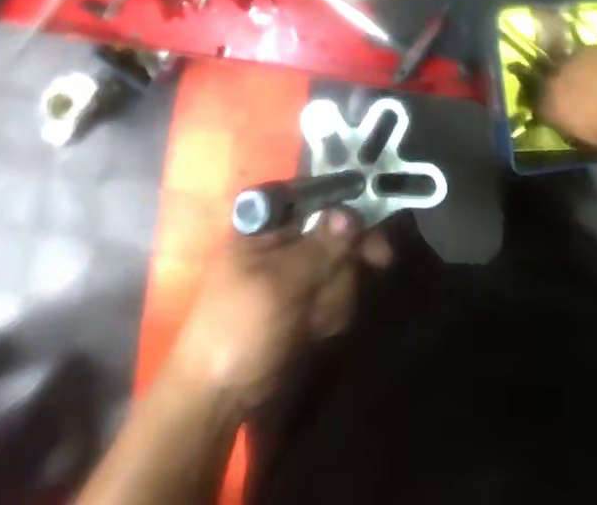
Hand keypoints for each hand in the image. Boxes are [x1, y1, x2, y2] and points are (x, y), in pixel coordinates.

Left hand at [163, 210, 389, 405]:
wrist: (219, 400)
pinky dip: (335, 312)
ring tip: (315, 320)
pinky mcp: (310, 303)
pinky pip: (341, 293)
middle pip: (340, 230)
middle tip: (378, 262)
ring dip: (339, 293)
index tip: (370, 228)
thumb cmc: (238, 330)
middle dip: (349, 258)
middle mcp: (287, 242)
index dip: (346, 208)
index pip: (316, 197)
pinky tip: (317, 331)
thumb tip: (350, 213)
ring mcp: (300, 274)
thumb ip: (319, 247)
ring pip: (346, 264)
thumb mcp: (279, 284)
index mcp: (267, 225)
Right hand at [537, 46, 596, 154]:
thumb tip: (563, 110)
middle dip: (563, 79)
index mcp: (548, 103)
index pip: (540, 97)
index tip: (563, 103)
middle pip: (554, 73)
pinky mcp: (596, 48)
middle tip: (579, 89)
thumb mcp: (577, 133)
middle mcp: (555, 77)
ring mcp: (576, 59)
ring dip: (579, 67)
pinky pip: (592, 54)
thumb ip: (563, 117)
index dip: (553, 99)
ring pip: (572, 60)